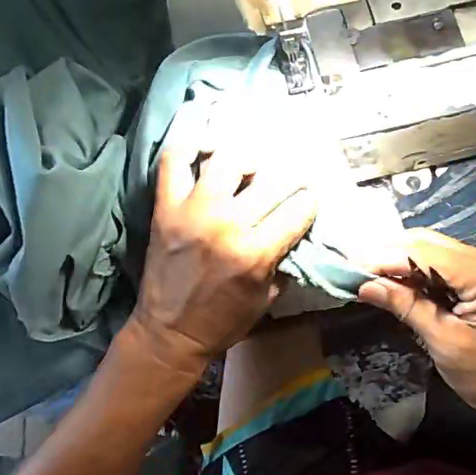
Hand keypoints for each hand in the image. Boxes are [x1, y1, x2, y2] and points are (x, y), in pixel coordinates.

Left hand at [126, 127, 318, 378]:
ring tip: (249, 161)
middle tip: (287, 177)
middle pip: (271, 180)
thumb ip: (285, 259)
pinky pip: (175, 160)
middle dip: (288, 176)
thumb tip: (299, 226)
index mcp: (256, 253)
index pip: (298, 208)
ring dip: (246, 155)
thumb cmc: (223, 321)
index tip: (308, 199)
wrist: (169, 333)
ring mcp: (193, 211)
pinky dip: (189, 144)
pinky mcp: (166, 206)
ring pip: (228, 159)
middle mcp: (227, 225)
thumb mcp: (268, 297)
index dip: (309, 201)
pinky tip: (205, 141)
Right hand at [357, 230, 475, 444]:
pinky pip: (443, 265)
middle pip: (427, 243)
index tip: (348, 268)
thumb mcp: (446, 344)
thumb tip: (365, 285)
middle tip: (353, 271)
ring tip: (367, 276)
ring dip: (400, 262)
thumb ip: (406, 307)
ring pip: (432, 251)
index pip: (422, 252)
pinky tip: (395, 284)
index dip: (383, 258)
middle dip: (388, 255)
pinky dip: (417, 272)